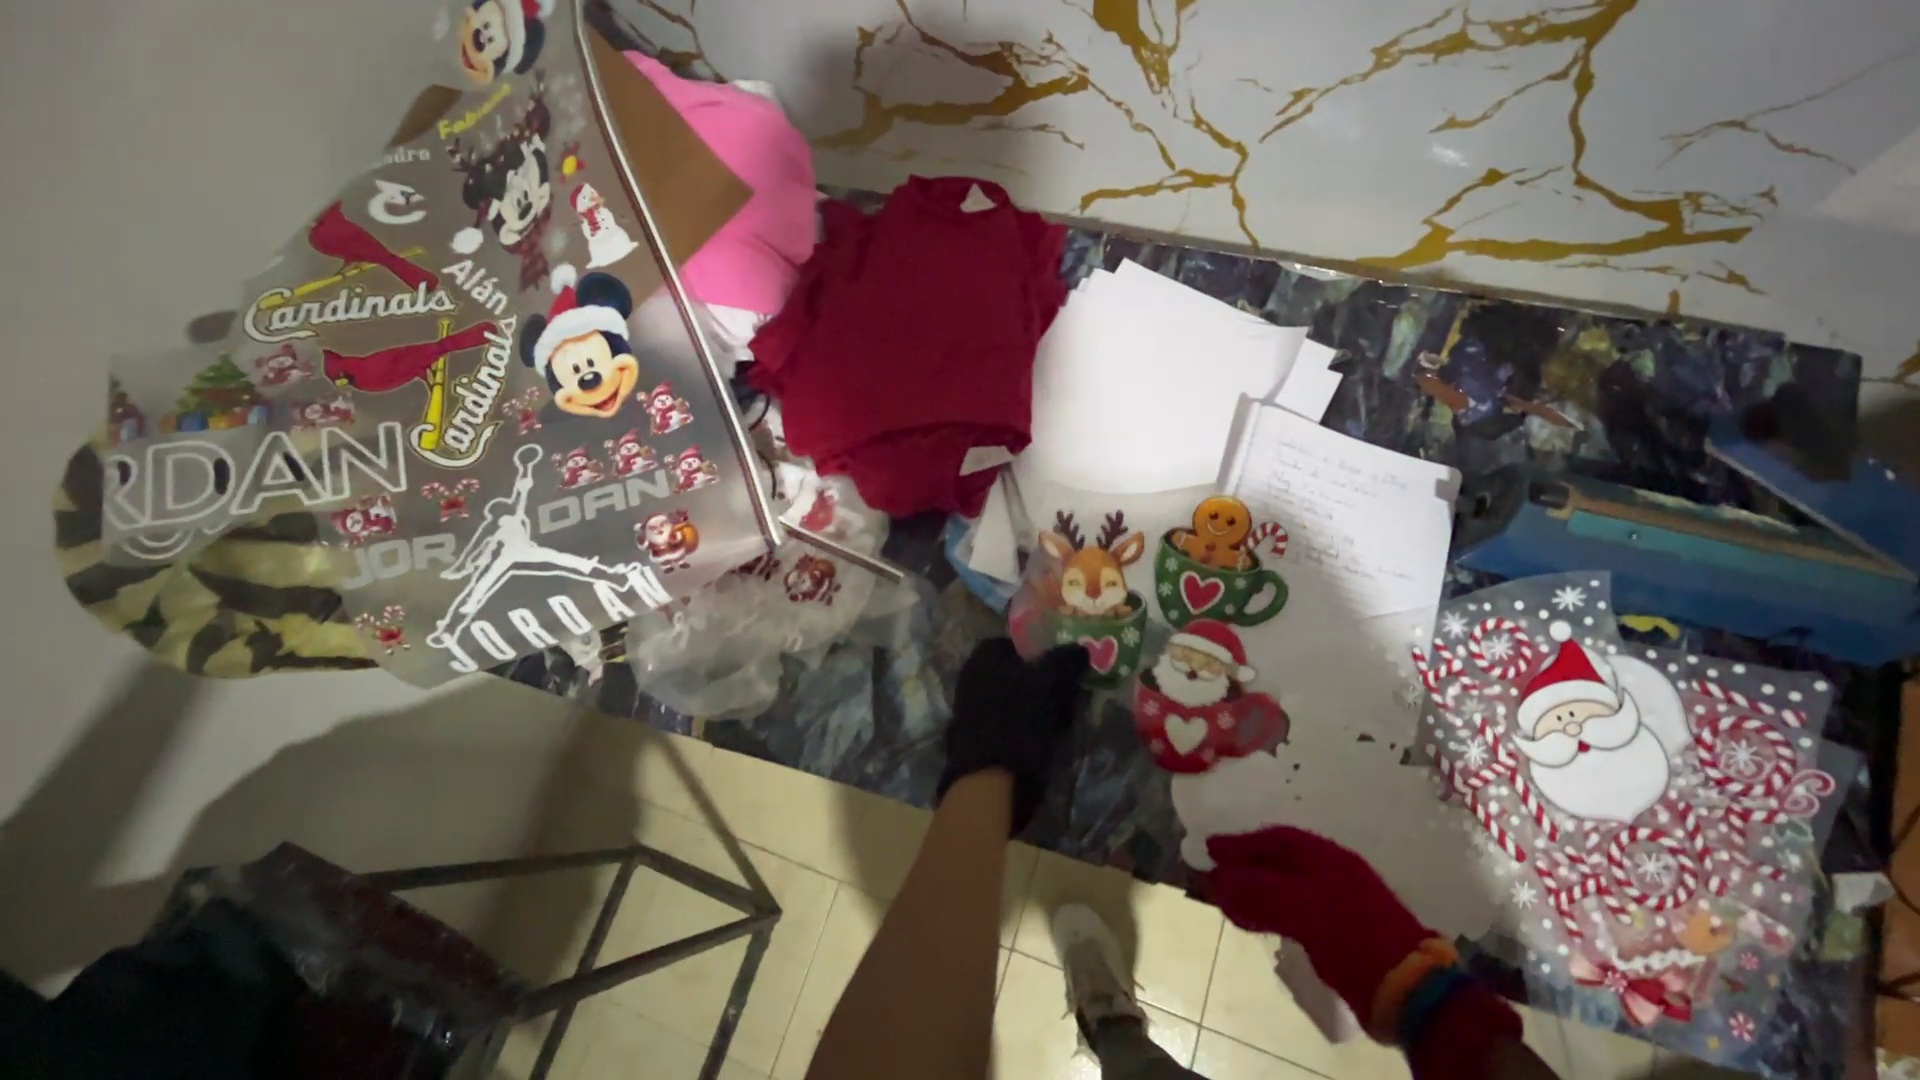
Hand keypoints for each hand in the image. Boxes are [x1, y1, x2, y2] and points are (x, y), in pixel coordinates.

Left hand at [938, 639, 1088, 834]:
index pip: (1018, 642)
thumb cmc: (1018, 720)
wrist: (990, 779)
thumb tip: (1080, 648)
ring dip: (1040, 703)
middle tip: (1072, 689)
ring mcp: (972, 708)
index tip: (1068, 663)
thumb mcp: (1049, 683)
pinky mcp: (978, 735)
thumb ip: (1065, 659)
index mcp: (984, 656)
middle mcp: (972, 676)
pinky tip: (1049, 734)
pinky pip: (1011, 720)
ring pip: (1016, 696)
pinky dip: (1029, 723)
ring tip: (1066, 714)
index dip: (1044, 650)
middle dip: (1043, 678)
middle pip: (1017, 670)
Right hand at [1204, 827, 1430, 1029]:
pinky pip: (1293, 912)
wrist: (1408, 991)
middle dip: (1246, 866)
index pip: (1277, 838)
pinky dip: (1268, 913)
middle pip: (1280, 862)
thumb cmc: (1355, 937)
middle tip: (1215, 875)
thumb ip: (1258, 890)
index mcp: (1328, 859)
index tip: (1211, 848)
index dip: (1242, 841)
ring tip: (1227, 901)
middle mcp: (1333, 874)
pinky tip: (1255, 923)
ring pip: (1285, 888)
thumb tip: (1216, 877)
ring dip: (1254, 892)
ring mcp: (1338, 904)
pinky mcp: (1339, 934)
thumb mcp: (1302, 908)